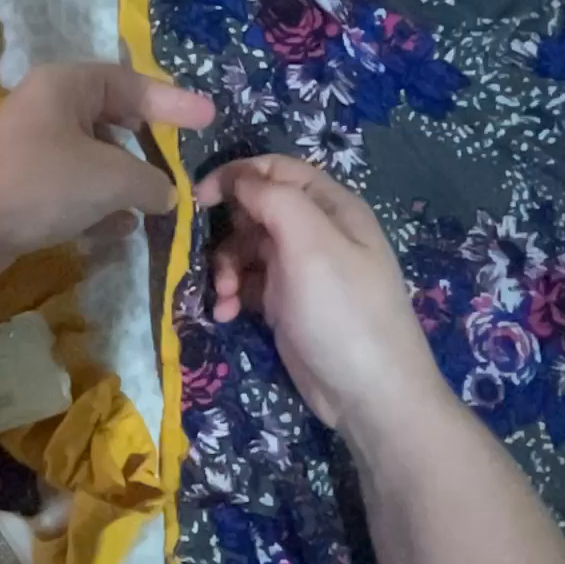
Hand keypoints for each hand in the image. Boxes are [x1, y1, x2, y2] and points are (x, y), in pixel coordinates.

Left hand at [0, 63, 214, 275]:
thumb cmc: (42, 185)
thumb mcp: (111, 179)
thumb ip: (150, 182)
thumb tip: (167, 194)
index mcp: (66, 85)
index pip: (133, 84)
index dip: (174, 102)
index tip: (209, 119)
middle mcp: (46, 107)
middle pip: (112, 121)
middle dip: (145, 151)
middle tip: (174, 169)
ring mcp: (30, 147)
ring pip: (92, 159)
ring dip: (122, 185)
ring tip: (150, 210)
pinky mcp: (21, 183)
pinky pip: (71, 186)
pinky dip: (95, 203)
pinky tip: (117, 229)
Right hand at [195, 155, 445, 434]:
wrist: (366, 392)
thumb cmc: (342, 311)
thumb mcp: (310, 244)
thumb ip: (273, 199)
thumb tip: (237, 179)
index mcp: (330, 207)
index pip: (275, 171)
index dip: (235, 177)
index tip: (198, 200)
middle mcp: (315, 232)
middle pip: (254, 211)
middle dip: (227, 233)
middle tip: (217, 262)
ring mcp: (299, 269)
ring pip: (245, 250)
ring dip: (225, 269)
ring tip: (225, 298)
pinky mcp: (285, 302)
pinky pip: (247, 284)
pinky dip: (232, 295)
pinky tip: (228, 315)